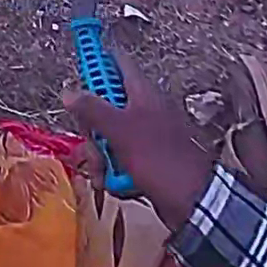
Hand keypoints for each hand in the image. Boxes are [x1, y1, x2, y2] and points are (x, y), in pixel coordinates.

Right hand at [63, 57, 215, 229]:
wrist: (197, 205)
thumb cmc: (158, 157)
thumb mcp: (118, 130)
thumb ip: (91, 108)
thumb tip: (68, 92)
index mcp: (141, 92)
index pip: (116, 62)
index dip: (96, 62)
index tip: (80, 74)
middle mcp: (144, 109)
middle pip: (105, 103)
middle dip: (92, 125)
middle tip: (90, 138)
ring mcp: (147, 136)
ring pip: (109, 135)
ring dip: (100, 154)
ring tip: (102, 171)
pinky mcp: (148, 161)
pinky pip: (120, 157)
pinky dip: (114, 171)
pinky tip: (114, 183)